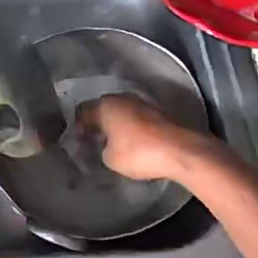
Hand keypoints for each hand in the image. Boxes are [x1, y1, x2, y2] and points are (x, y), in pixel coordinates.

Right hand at [77, 94, 222, 182]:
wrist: (181, 150)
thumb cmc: (139, 153)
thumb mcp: (110, 158)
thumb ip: (101, 149)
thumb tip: (106, 146)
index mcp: (106, 105)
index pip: (82, 111)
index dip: (77, 127)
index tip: (79, 142)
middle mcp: (123, 98)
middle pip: (102, 108)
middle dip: (97, 123)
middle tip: (94, 141)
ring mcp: (143, 102)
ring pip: (121, 111)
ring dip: (115, 123)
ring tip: (113, 142)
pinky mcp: (159, 112)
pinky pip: (136, 117)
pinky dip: (131, 126)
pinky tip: (132, 141)